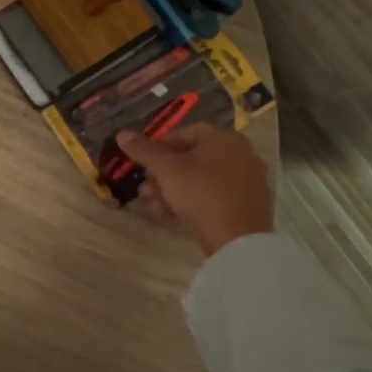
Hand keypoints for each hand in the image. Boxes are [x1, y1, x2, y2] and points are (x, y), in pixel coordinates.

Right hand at [117, 123, 272, 255]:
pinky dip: (193, 201)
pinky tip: (173, 215)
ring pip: (201, 179)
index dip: (160, 145)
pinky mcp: (249, 205)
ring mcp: (249, 181)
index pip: (187, 132)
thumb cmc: (200, 192)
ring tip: (155, 204)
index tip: (145, 161)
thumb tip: (122, 134)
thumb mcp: (165, 169)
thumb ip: (143, 150)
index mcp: (226, 139)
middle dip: (163, 172)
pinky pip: (215, 195)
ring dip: (173, 188)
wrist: (237, 239)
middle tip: (146, 186)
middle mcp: (242, 154)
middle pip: (192, 157)